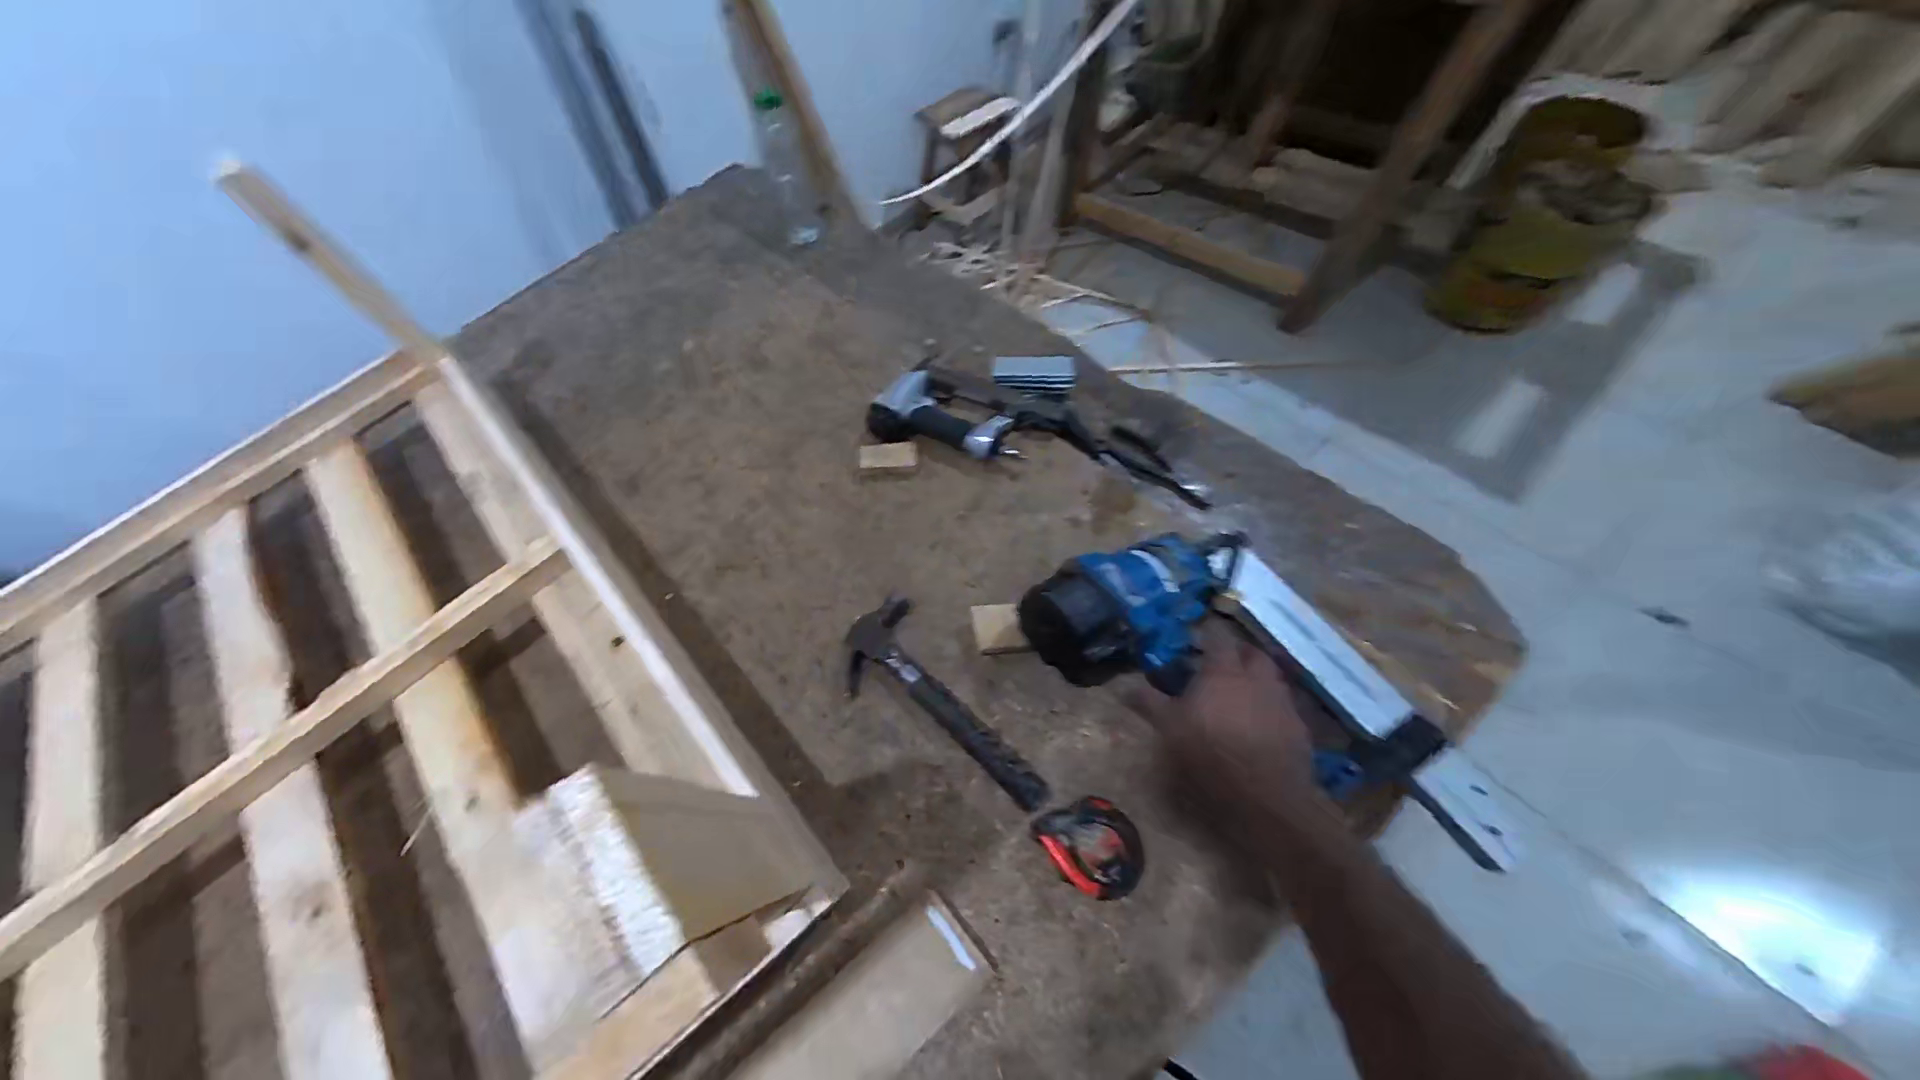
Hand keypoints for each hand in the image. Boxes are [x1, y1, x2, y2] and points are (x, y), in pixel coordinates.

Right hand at [1128, 620, 1324, 827]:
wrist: (1265, 796)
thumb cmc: (1210, 753)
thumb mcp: (1169, 727)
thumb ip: (1149, 702)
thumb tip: (1124, 686)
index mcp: (1223, 672)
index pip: (1219, 637)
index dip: (1209, 634)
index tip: (1197, 639)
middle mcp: (1257, 678)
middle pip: (1253, 652)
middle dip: (1239, 652)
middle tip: (1222, 662)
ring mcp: (1282, 702)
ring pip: (1272, 677)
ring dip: (1257, 677)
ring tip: (1241, 691)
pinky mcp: (1299, 728)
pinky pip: (1284, 706)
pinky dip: (1271, 706)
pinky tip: (1260, 723)